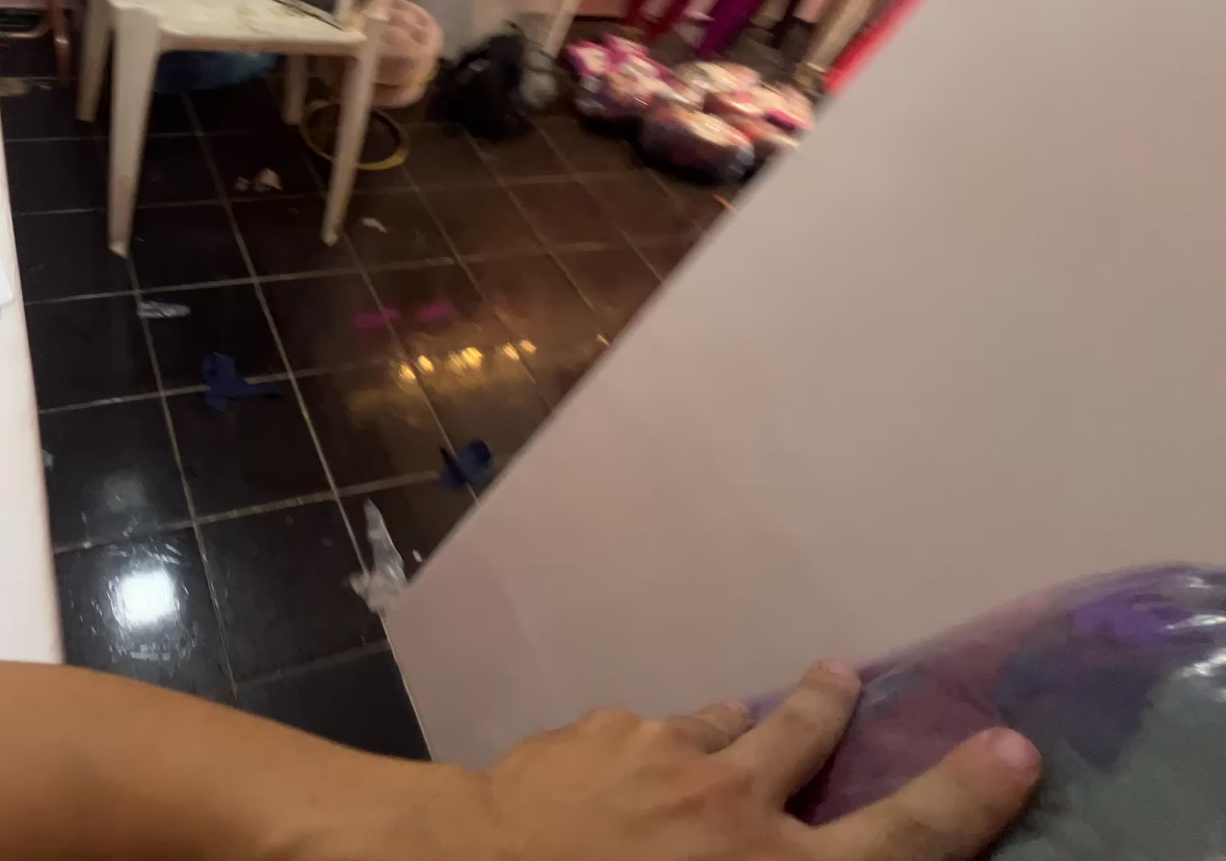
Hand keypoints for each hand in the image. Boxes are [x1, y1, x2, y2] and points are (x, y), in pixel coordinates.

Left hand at [473, 661, 1040, 860]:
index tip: (1009, 746)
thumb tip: (790, 843)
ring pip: (717, 724)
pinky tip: (620, 767)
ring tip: (730, 720)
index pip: (904, 838)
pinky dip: (648, 747)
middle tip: (841, 672)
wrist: (503, 860)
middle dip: (828, 705)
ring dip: (730, 725)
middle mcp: (735, 799)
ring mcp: (667, 749)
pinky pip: (644, 732)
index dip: (966, 796)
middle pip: (801, 737)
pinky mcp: (610, 725)